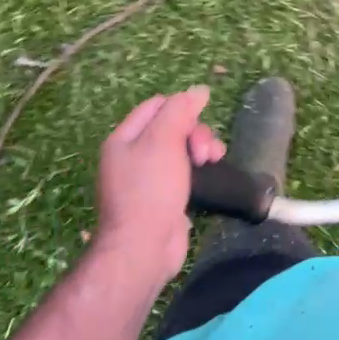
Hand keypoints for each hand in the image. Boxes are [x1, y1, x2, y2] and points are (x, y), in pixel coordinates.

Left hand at [94, 86, 225, 286]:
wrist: (143, 248)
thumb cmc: (150, 189)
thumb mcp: (163, 140)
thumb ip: (180, 110)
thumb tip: (198, 91)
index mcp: (124, 139)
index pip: (156, 106)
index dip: (181, 108)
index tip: (199, 119)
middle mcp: (133, 156)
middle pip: (172, 126)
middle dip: (195, 132)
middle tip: (204, 151)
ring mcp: (148, 179)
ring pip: (182, 148)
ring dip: (202, 148)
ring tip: (214, 160)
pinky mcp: (164, 197)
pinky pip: (185, 171)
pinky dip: (200, 168)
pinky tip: (211, 173)